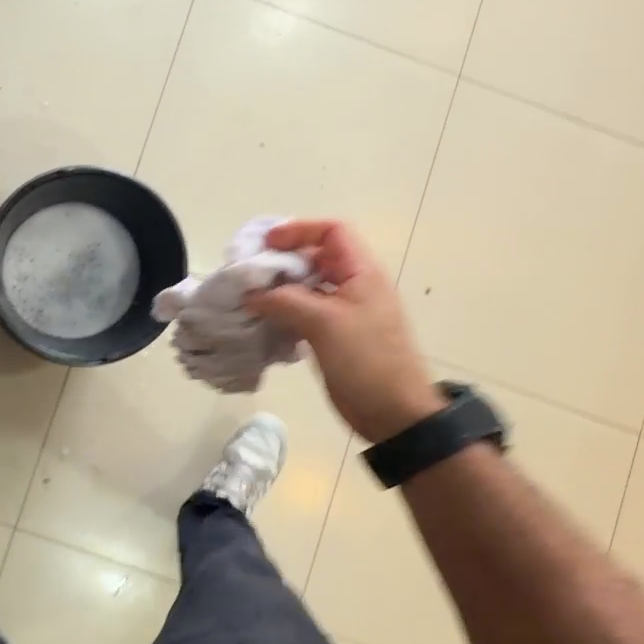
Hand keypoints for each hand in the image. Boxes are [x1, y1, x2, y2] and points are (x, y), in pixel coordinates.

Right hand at [246, 219, 444, 442]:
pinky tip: (262, 321)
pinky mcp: (333, 336)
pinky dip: (282, 312)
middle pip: (315, 257)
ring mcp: (343, 313)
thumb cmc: (367, 360)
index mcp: (362, 273)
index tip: (266, 244)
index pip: (332, 232)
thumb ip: (284, 301)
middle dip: (282, 259)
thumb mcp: (325, 323)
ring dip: (278, 288)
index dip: (299, 230)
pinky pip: (303, 313)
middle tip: (249, 272)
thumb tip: (250, 294)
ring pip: (306, 287)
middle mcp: (354, 286)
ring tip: (249, 296)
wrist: (394, 413)